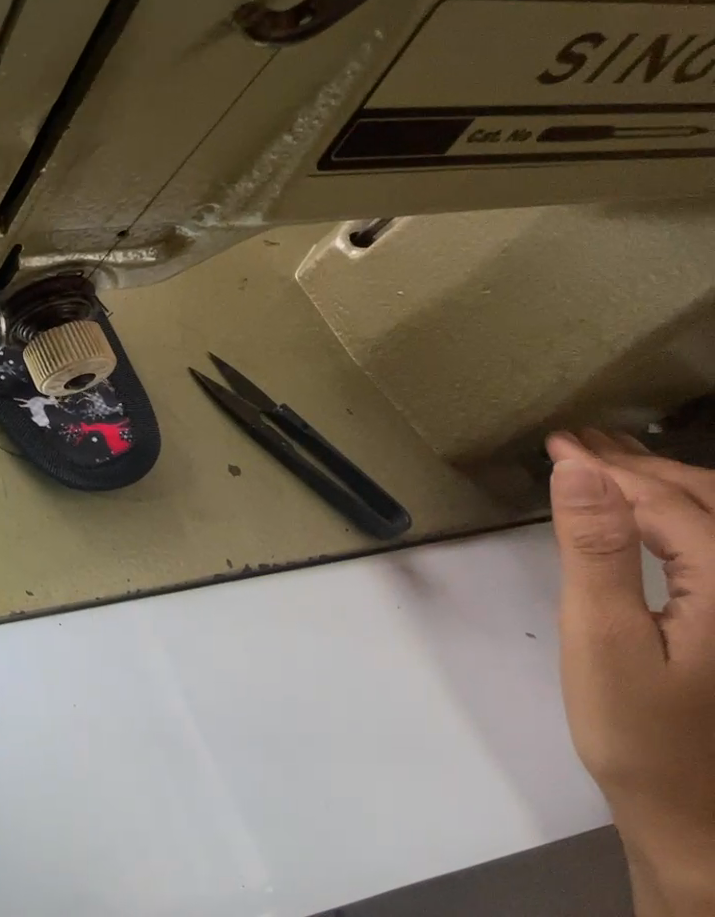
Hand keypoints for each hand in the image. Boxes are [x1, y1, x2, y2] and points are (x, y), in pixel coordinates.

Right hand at [547, 430, 714, 913]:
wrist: (692, 808)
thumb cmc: (638, 725)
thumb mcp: (604, 635)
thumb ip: (594, 548)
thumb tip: (577, 469)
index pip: (670, 505)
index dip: (609, 470)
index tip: (553, 445)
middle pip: (712, 503)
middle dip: (643, 467)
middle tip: (575, 446)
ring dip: (666, 486)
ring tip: (605, 467)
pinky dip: (683, 520)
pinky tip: (648, 520)